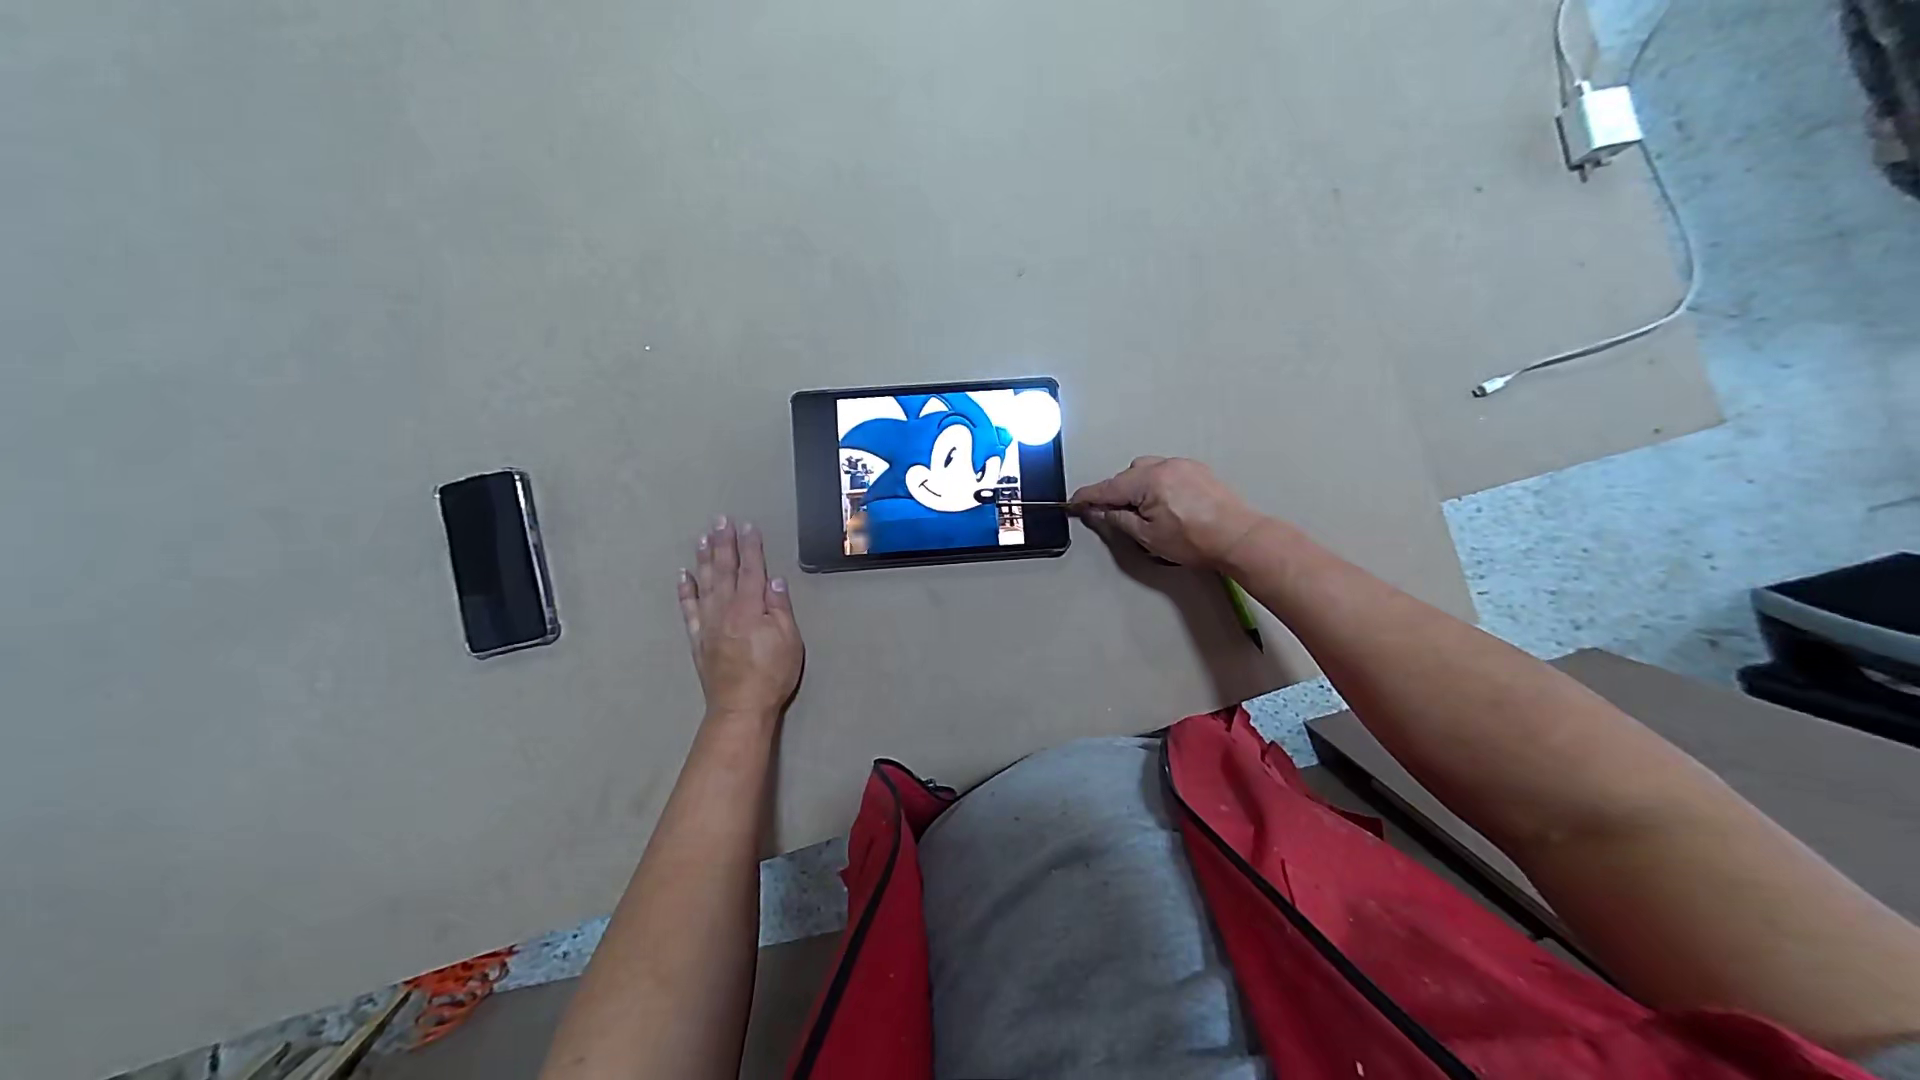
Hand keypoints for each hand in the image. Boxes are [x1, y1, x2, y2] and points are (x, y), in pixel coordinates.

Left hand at [678, 516, 803, 722]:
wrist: (740, 707)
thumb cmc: (771, 674)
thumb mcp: (789, 639)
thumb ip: (780, 608)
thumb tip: (773, 581)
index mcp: (750, 607)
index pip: (751, 569)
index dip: (750, 546)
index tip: (747, 526)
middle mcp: (725, 609)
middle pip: (724, 570)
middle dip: (724, 544)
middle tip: (720, 521)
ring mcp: (708, 623)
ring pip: (704, 583)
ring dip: (704, 559)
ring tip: (703, 538)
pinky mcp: (698, 639)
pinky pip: (688, 609)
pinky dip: (686, 591)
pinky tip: (684, 575)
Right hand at [1069, 457, 1266, 567]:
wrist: (1239, 537)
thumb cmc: (1200, 540)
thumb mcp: (1148, 537)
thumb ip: (1119, 519)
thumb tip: (1101, 511)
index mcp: (1149, 481)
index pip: (1108, 488)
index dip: (1088, 497)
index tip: (1076, 502)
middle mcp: (1165, 467)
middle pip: (1126, 476)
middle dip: (1117, 494)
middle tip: (1116, 517)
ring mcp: (1183, 466)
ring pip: (1146, 471)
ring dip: (1138, 488)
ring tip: (1146, 514)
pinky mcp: (1197, 471)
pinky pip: (1166, 471)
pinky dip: (1158, 484)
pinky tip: (1165, 505)